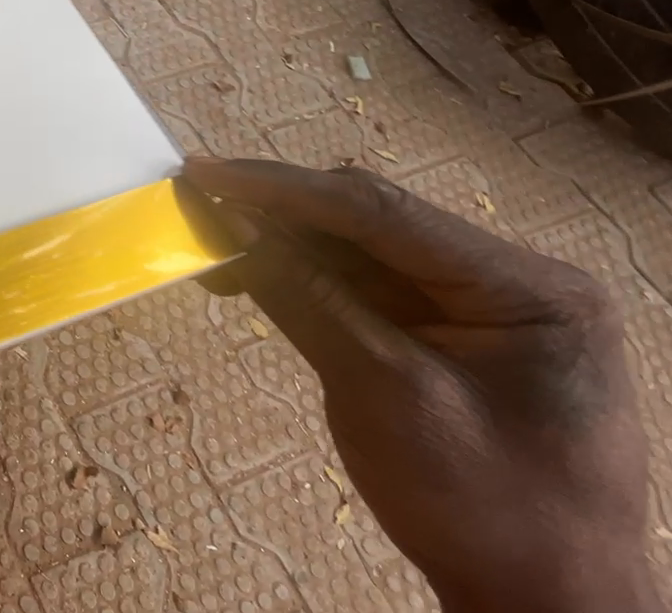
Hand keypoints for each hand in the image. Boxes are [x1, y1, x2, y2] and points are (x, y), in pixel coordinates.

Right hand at [183, 157, 663, 612]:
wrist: (544, 601)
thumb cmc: (483, 504)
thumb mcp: (381, 391)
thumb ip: (303, 295)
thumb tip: (231, 222)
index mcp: (526, 287)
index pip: (380, 212)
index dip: (281, 187)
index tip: (203, 172)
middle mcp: (506, 279)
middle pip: (368, 221)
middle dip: (278, 213)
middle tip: (195, 210)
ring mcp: (475, 305)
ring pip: (355, 248)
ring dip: (280, 245)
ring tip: (214, 254)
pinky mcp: (442, 330)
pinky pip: (357, 284)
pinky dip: (298, 277)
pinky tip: (251, 278)